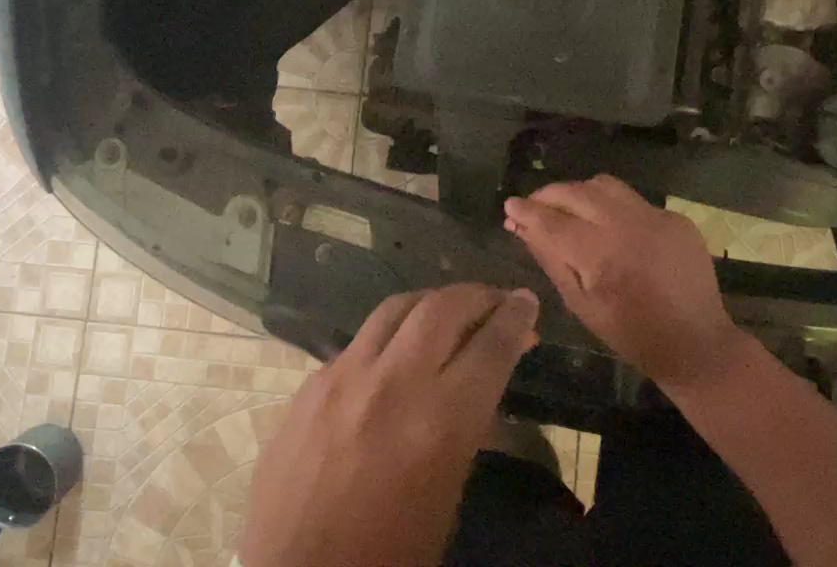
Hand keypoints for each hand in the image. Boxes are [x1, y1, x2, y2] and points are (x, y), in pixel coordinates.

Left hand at [239, 284, 539, 566]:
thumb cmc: (388, 556)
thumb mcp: (446, 497)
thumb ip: (464, 430)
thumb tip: (477, 382)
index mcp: (439, 423)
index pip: (490, 347)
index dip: (515, 318)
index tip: (527, 302)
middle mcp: (392, 384)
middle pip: (442, 308)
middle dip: (477, 296)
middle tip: (496, 300)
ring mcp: (344, 377)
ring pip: (395, 309)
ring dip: (430, 303)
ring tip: (448, 311)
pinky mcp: (309, 386)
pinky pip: (358, 343)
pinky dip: (387, 338)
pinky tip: (393, 357)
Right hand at [504, 174, 744, 388]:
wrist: (696, 344)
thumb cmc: (632, 335)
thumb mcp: (581, 305)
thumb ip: (551, 261)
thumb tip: (523, 228)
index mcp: (601, 254)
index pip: (552, 222)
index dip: (526, 211)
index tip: (509, 205)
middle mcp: (628, 225)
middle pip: (576, 192)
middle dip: (549, 195)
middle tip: (533, 205)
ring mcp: (655, 217)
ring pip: (605, 185)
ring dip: (580, 192)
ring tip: (568, 209)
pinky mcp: (675, 218)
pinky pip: (634, 200)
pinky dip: (613, 207)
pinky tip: (610, 228)